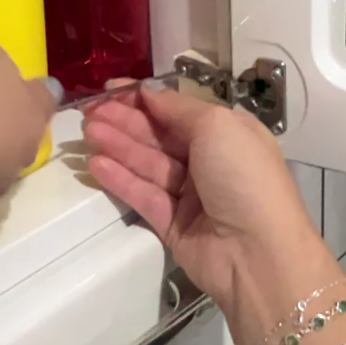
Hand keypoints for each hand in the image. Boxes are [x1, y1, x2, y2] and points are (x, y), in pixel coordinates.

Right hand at [82, 83, 330, 318]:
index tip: (111, 91)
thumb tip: (149, 92)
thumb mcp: (217, 126)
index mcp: (227, 133)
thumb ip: (178, 108)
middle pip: (159, 136)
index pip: (178, 110)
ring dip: (118, 146)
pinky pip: (143, 196)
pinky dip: (120, 179)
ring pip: (147, 164)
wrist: (258, 253)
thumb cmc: (243, 176)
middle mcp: (209, 161)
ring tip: (86, 132)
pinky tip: (96, 164)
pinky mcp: (173, 225)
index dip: (145, 99)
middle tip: (89, 113)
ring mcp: (191, 195)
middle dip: (125, 121)